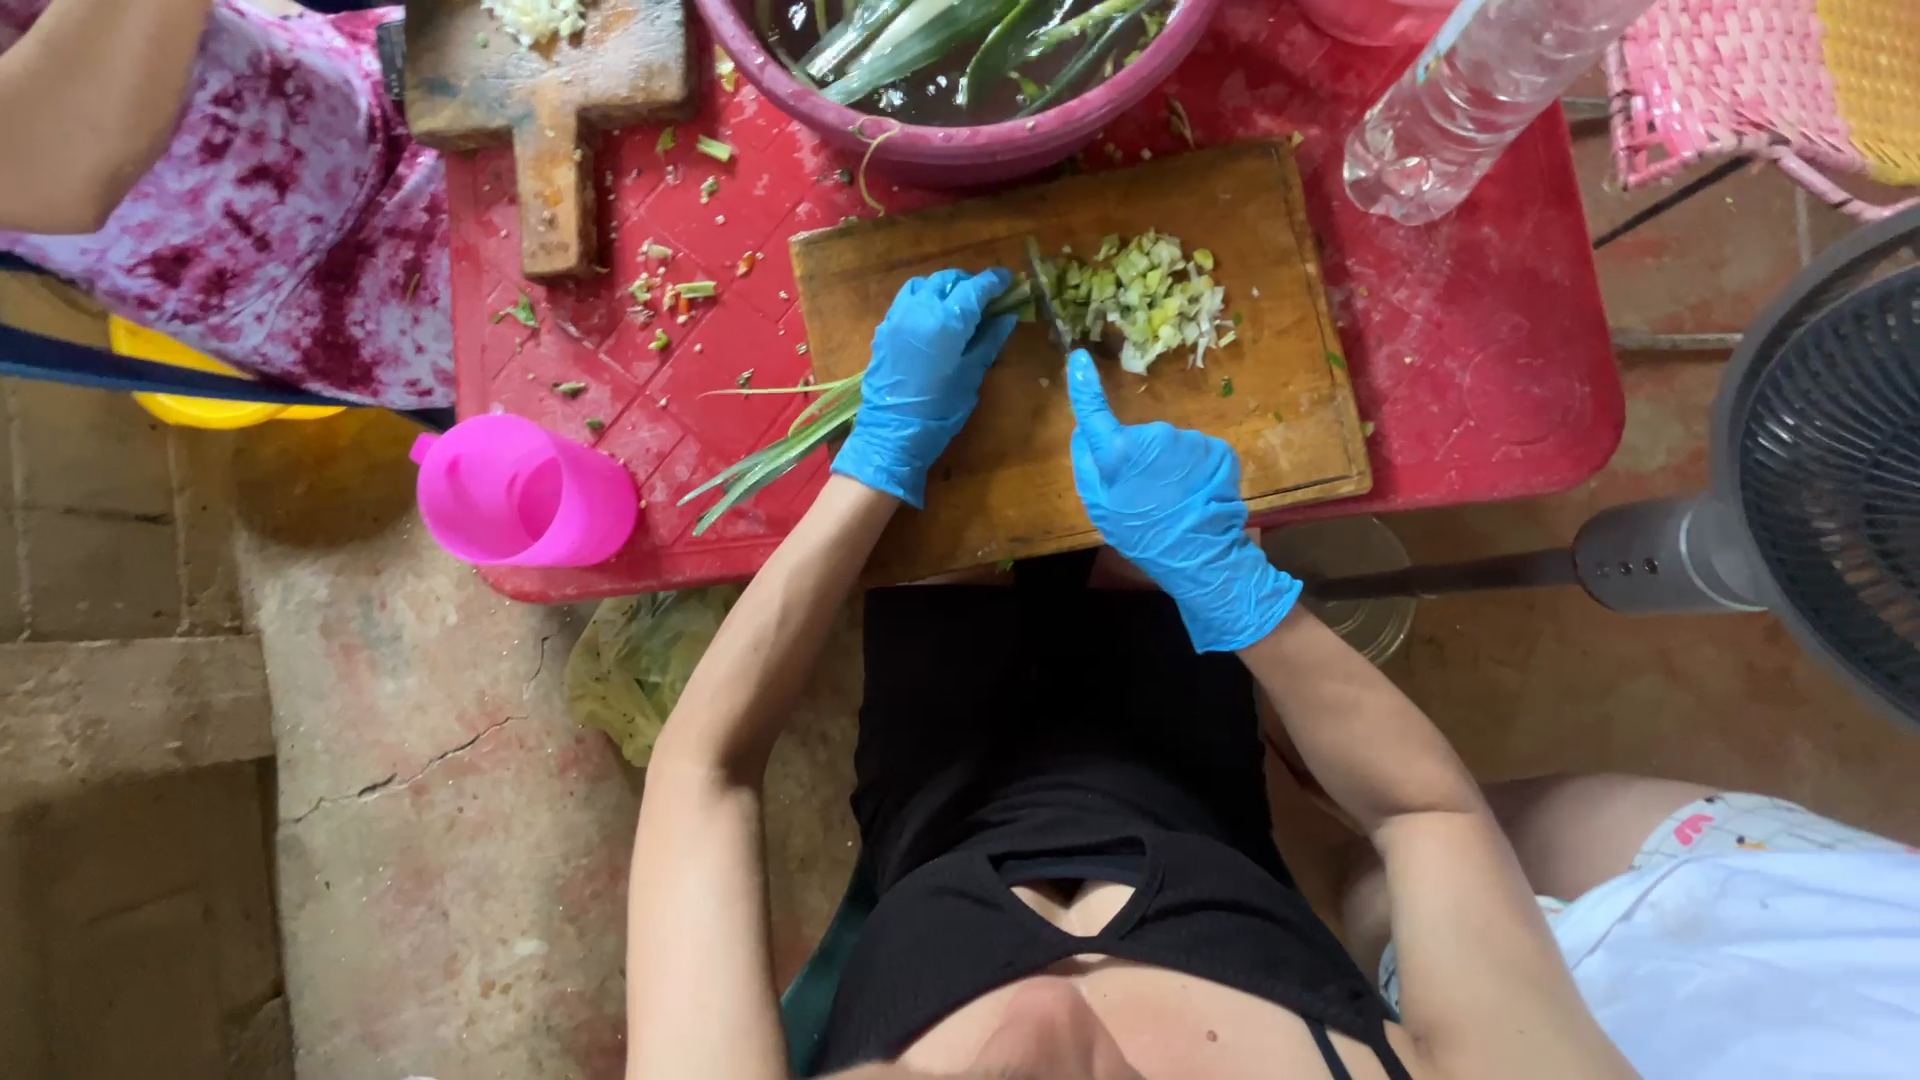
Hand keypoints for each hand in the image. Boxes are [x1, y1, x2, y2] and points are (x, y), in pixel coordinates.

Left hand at [832, 268, 1018, 506]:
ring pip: (925, 284)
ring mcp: (898, 316)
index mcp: (947, 321)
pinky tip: (932, 316)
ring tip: (957, 304)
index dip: (995, 281)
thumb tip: (1006, 317)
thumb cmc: (939, 410)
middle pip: (949, 280)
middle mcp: (921, 308)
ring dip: (945, 288)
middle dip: (970, 283)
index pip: (976, 288)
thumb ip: (989, 342)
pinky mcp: (885, 328)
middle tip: (986, 298)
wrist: (892, 432)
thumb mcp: (970, 376)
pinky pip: (907, 299)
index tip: (1008, 282)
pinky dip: (924, 298)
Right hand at [1065, 350, 1301, 651]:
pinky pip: (1194, 454)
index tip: (1078, 358)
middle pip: (1137, 437)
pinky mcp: (1216, 448)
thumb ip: (1086, 465)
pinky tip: (1193, 495)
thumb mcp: (1099, 508)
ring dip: (1169, 467)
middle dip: (1139, 458)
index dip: (1083, 385)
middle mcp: (1154, 436)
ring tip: (1172, 499)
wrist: (1200, 554)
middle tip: (1144, 493)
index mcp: (1119, 453)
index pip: (1094, 411)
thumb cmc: (1142, 534)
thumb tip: (1084, 431)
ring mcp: (1189, 440)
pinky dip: (1192, 471)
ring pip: (1168, 447)